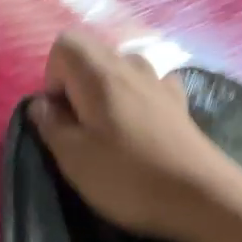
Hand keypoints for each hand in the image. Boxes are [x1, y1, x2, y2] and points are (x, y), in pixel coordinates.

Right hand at [30, 29, 241, 241]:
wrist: (200, 196)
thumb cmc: (127, 177)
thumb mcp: (73, 158)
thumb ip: (50, 125)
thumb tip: (41, 104)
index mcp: (100, 74)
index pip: (64, 45)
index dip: (52, 79)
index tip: (61, 117)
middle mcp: (131, 65)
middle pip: (91, 55)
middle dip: (75, 87)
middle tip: (79, 132)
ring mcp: (159, 80)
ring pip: (117, 72)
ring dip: (104, 96)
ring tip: (109, 135)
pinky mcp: (178, 101)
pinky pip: (143, 87)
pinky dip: (132, 102)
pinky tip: (138, 134)